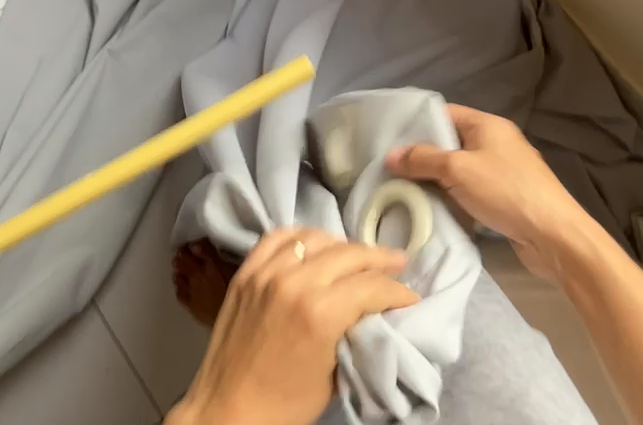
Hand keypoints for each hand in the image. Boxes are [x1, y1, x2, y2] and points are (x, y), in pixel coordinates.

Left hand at [169, 228, 418, 424]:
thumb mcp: (335, 373)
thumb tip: (376, 311)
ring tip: (358, 253)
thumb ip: (355, 333)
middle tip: (398, 260)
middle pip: (347, 254)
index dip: (397, 290)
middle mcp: (293, 283)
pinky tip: (314, 242)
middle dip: (378, 257)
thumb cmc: (287, 402)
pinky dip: (300, 235)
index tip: (411, 295)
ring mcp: (265, 272)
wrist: (231, 406)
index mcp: (319, 314)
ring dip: (341, 244)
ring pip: (313, 238)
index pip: (370, 287)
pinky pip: (277, 237)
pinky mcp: (246, 270)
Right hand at [384, 103, 594, 282]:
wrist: (557, 238)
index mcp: (488, 125)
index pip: (444, 113)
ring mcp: (504, 170)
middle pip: (450, 142)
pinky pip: (472, 189)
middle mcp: (497, 142)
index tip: (391, 139)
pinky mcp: (508, 197)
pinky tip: (437, 207)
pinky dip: (455, 196)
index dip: (417, 123)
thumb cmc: (506, 191)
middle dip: (424, 155)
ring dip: (438, 179)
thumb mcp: (457, 169)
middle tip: (395, 168)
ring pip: (460, 168)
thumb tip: (391, 155)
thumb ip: (422, 159)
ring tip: (408, 188)